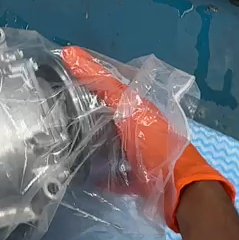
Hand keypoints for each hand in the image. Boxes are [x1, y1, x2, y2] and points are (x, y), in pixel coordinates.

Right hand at [60, 46, 233, 231]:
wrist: (179, 188)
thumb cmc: (153, 141)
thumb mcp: (126, 105)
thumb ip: (101, 81)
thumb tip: (69, 52)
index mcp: (137, 106)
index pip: (107, 83)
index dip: (87, 72)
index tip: (65, 62)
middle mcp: (139, 127)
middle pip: (109, 114)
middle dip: (87, 110)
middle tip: (59, 104)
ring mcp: (141, 153)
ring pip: (112, 143)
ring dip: (94, 142)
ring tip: (68, 139)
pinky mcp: (140, 178)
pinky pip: (117, 174)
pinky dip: (103, 175)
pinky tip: (87, 175)